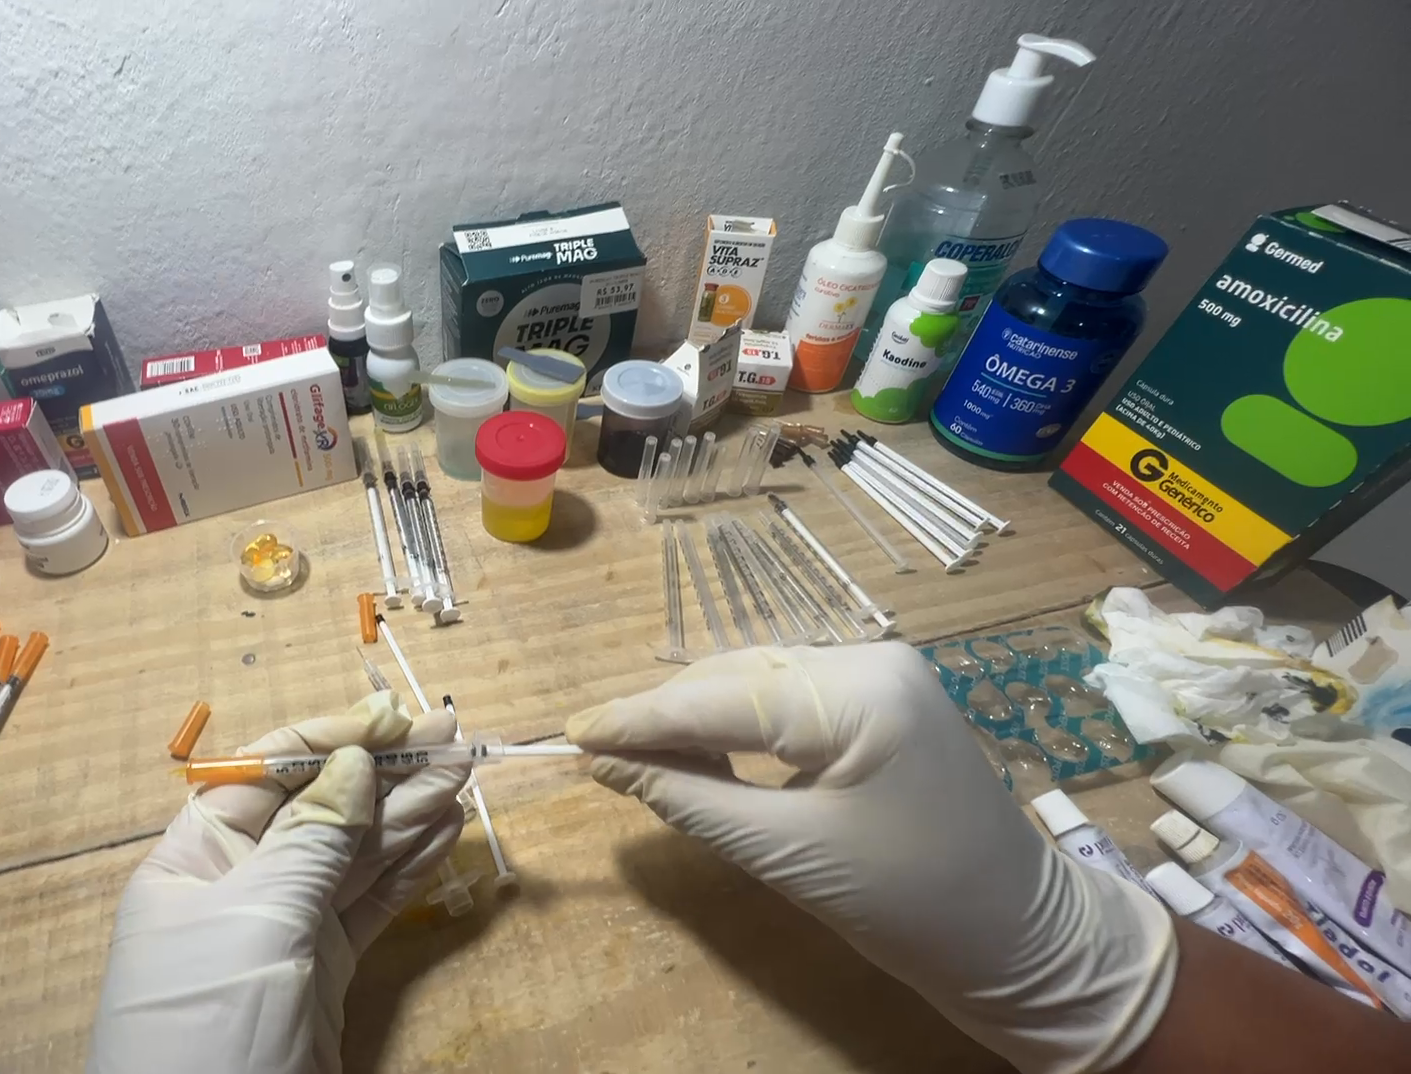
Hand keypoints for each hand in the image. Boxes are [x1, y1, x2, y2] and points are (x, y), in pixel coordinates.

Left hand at [87, 693, 467, 1073]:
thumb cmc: (209, 1027)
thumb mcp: (258, 920)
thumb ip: (312, 837)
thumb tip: (354, 760)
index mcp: (199, 855)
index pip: (272, 771)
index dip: (333, 737)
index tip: (394, 720)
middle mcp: (244, 879)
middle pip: (325, 805)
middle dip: (387, 770)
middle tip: (452, 737)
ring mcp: (289, 922)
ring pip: (358, 850)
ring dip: (410, 811)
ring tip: (463, 774)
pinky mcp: (326, 963)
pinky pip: (372, 897)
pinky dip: (410, 864)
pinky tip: (446, 830)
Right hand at [566, 644, 1176, 1073]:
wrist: (1030, 943)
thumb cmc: (913, 911)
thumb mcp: (786, 856)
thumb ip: (685, 798)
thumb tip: (602, 763)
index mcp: (860, 697)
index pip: (719, 699)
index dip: (638, 718)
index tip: (573, 731)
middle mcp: (867, 659)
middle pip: (730, 678)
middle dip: (661, 716)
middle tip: (598, 748)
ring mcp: (876, 667)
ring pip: (749, 678)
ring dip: (692, 714)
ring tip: (640, 750)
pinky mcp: (874, 689)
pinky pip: (779, 691)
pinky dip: (731, 718)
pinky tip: (700, 743)